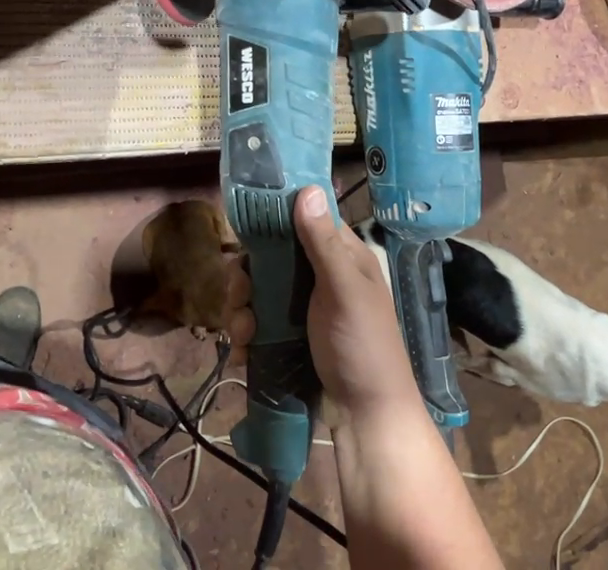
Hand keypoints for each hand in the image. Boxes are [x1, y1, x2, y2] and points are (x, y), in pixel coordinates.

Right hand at [223, 188, 422, 423]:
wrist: (368, 418)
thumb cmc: (363, 348)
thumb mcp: (345, 291)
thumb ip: (322, 243)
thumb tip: (308, 188)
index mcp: (340, 256)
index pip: (298, 221)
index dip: (269, 224)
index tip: (244, 237)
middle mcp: (320, 275)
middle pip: (268, 258)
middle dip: (246, 280)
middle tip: (240, 301)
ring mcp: (303, 307)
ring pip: (257, 292)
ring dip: (241, 312)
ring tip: (243, 338)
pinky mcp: (290, 336)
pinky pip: (257, 323)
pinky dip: (245, 336)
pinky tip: (242, 354)